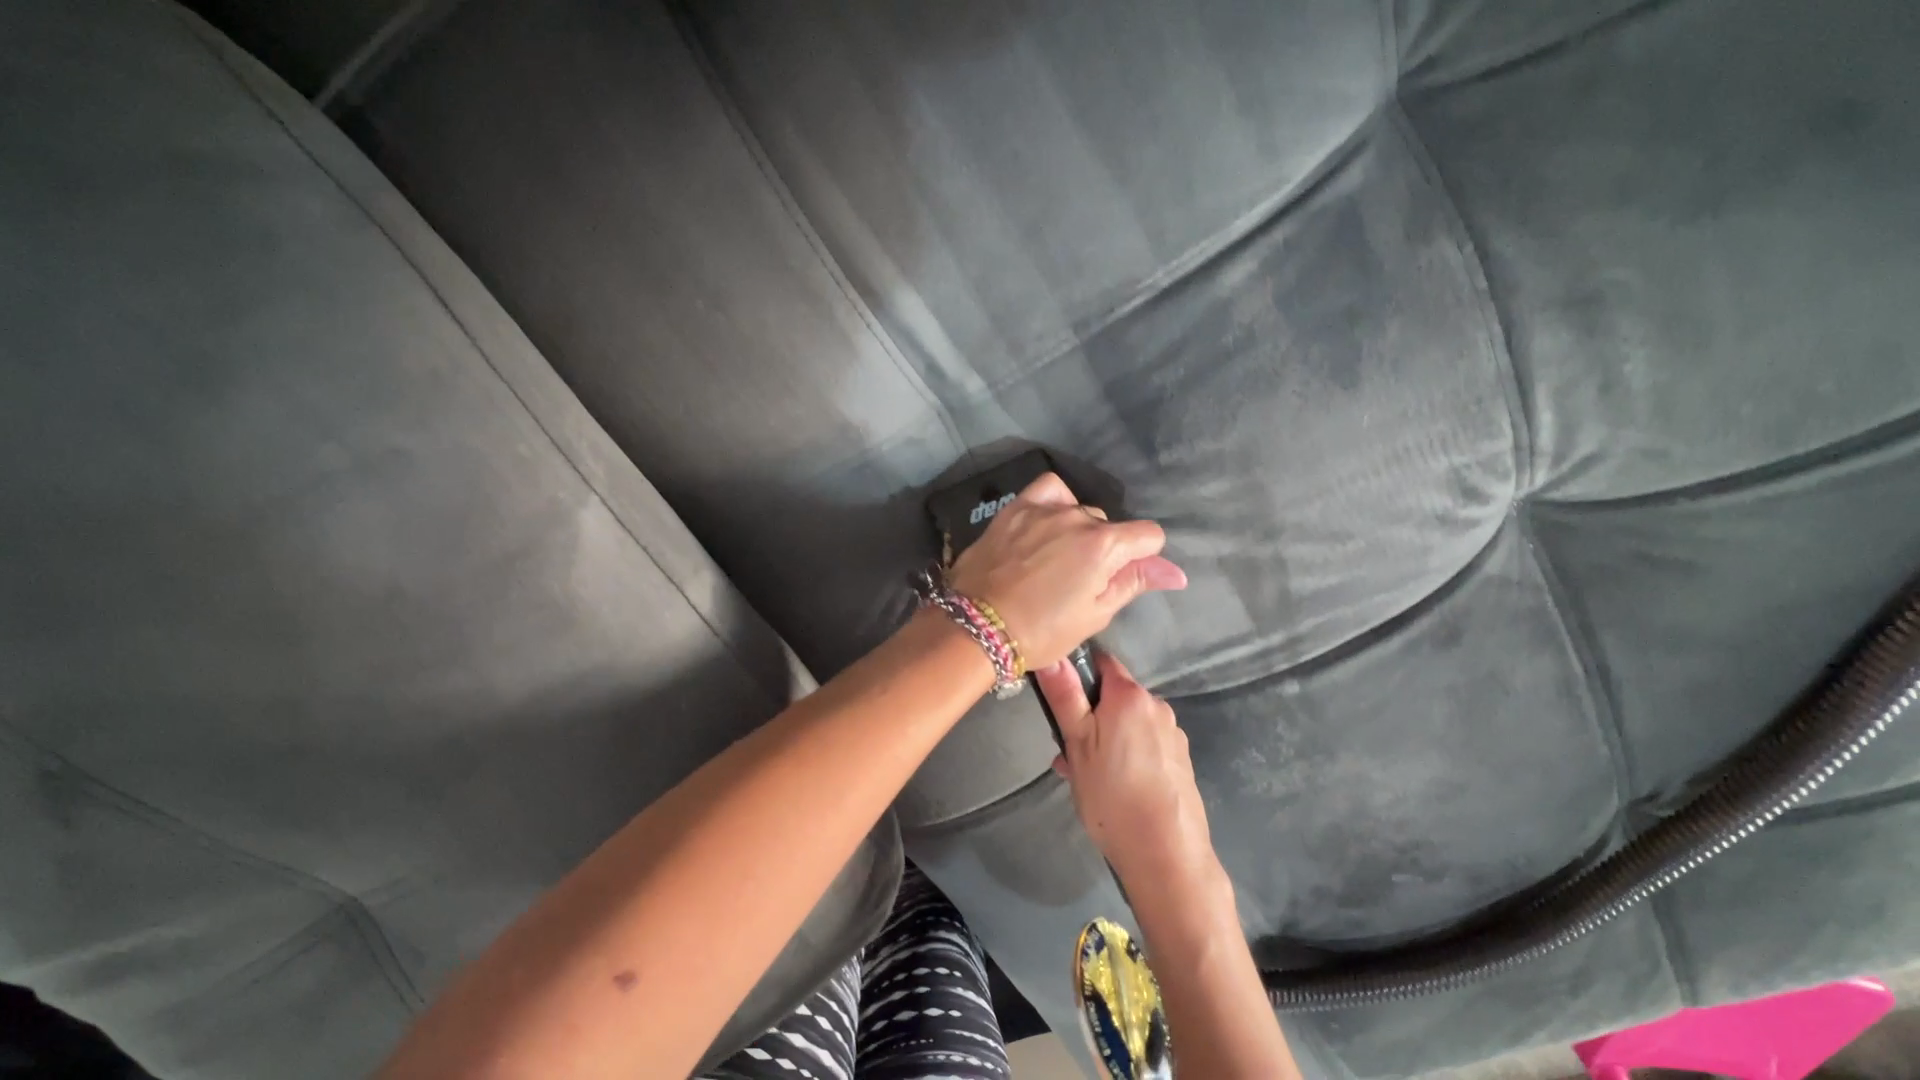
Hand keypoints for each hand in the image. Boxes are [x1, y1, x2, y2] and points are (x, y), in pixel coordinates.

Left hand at [943, 472, 1185, 669]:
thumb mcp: (1094, 615)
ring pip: (1079, 512)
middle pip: (1110, 526)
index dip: (1145, 559)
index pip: (1149, 536)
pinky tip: (1048, 524)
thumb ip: (1134, 583)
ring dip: (1078, 531)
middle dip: (1105, 550)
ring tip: (1057, 561)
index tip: (1125, 578)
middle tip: (1080, 584)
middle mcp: (1078, 517)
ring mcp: (1044, 509)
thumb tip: (1175, 572)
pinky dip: (1056, 503)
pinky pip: (1049, 491)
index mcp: (1104, 545)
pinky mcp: (1015, 509)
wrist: (975, 626)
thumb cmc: (1041, 631)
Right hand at [1035, 651, 1217, 885]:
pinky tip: (1112, 790)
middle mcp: (1158, 706)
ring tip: (1086, 778)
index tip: (1060, 703)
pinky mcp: (1181, 762)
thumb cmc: (1112, 794)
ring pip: (1129, 726)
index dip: (1078, 676)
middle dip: (1090, 717)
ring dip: (1106, 740)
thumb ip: (1065, 696)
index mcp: (1131, 696)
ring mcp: (1173, 735)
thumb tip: (1052, 654)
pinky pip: (1145, 747)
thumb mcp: (1078, 743)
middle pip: (1115, 697)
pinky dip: (1126, 758)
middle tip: (1067, 753)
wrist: (1165, 852)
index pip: (1102, 662)